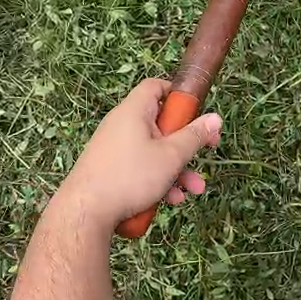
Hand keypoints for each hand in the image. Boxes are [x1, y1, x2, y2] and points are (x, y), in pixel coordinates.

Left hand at [47, 78, 220, 229]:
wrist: (85, 212)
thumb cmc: (130, 177)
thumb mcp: (171, 156)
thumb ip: (195, 136)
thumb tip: (215, 118)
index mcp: (134, 111)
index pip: (156, 87)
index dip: (178, 96)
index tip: (196, 113)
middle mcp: (121, 125)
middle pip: (160, 125)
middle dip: (185, 145)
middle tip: (204, 154)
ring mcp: (114, 148)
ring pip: (153, 152)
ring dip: (176, 170)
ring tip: (191, 191)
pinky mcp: (109, 170)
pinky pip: (139, 168)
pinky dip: (156, 180)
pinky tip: (168, 200)